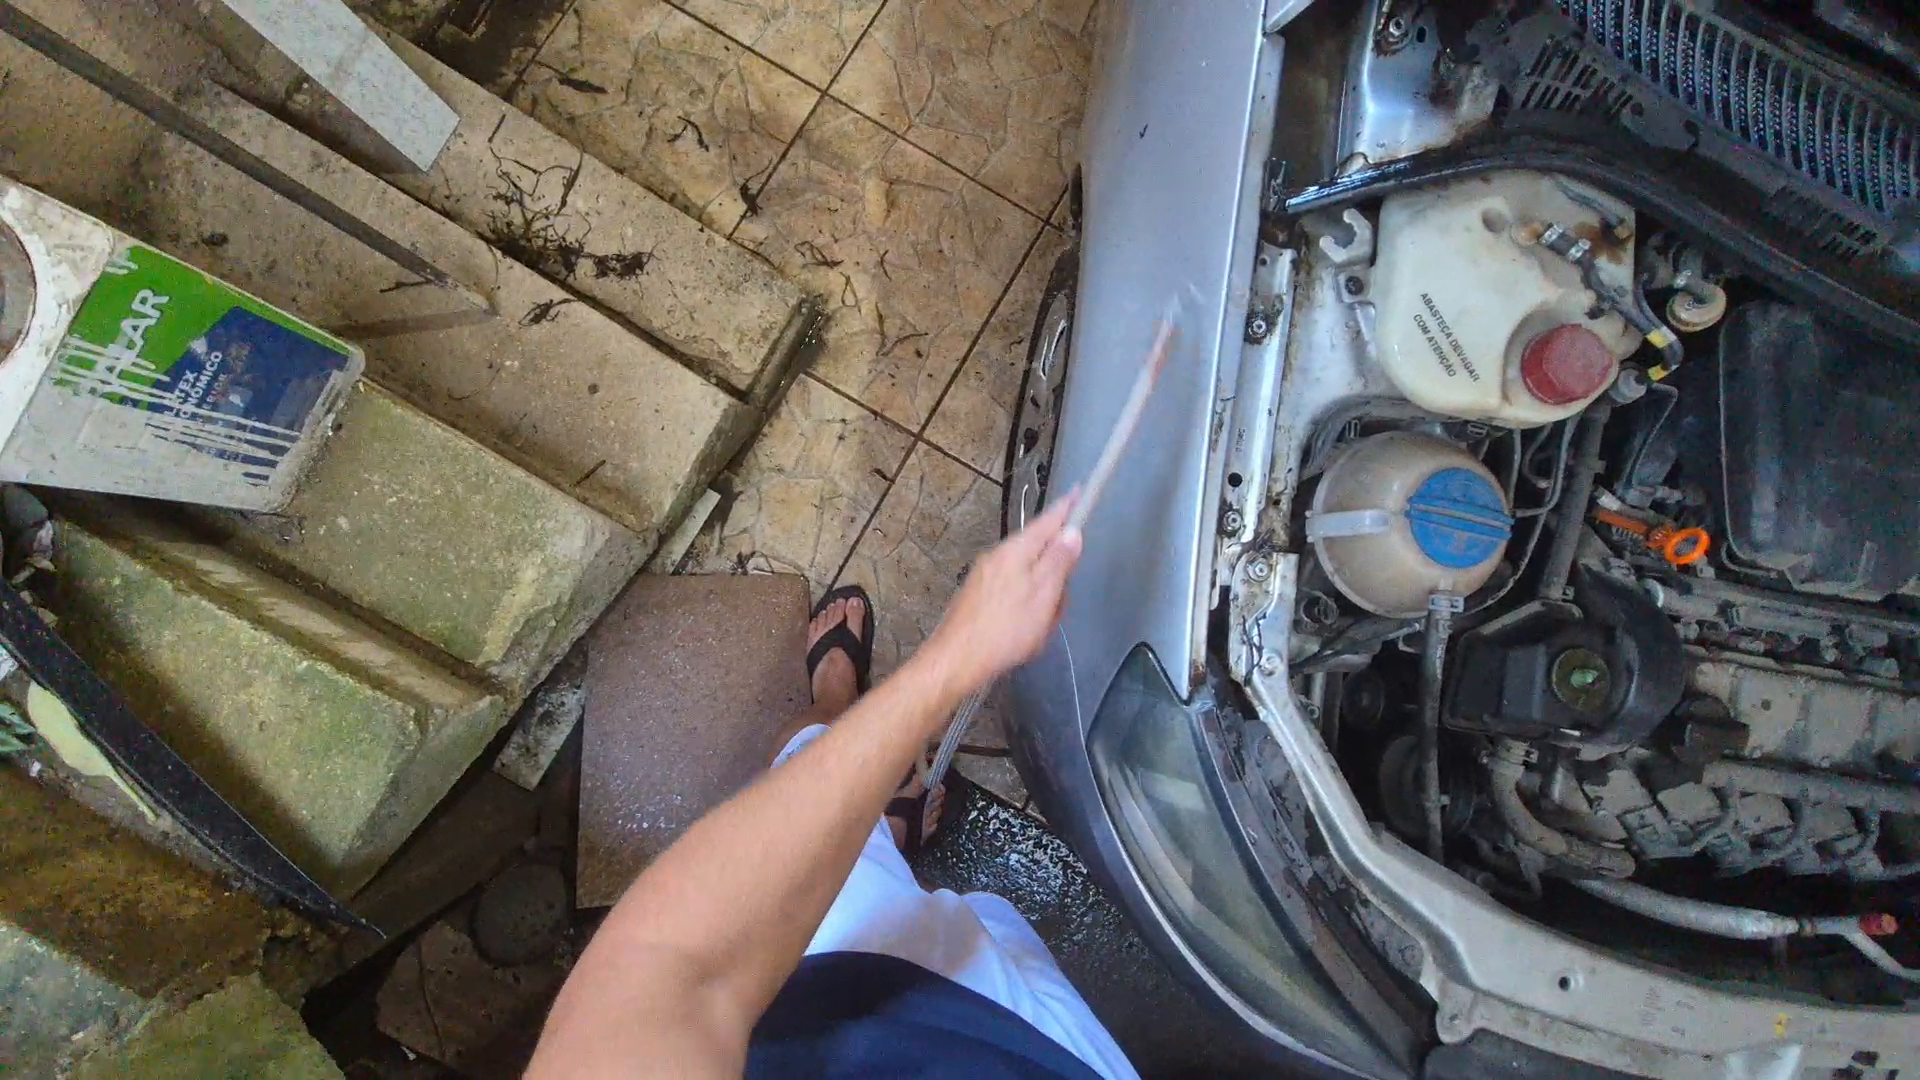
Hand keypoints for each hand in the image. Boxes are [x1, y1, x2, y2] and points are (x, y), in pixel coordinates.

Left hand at [920, 492, 1083, 695]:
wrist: (957, 659)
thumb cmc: (1004, 630)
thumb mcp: (1043, 595)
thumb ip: (1059, 562)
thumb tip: (1072, 532)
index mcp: (1016, 551)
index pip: (1048, 521)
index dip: (1067, 508)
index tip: (1079, 492)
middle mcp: (997, 556)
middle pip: (1039, 553)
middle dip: (1055, 577)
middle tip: (1055, 607)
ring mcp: (985, 575)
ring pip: (1027, 577)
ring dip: (1040, 599)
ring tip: (1036, 628)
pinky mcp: (979, 595)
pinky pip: (1013, 593)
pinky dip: (1024, 609)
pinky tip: (1022, 633)